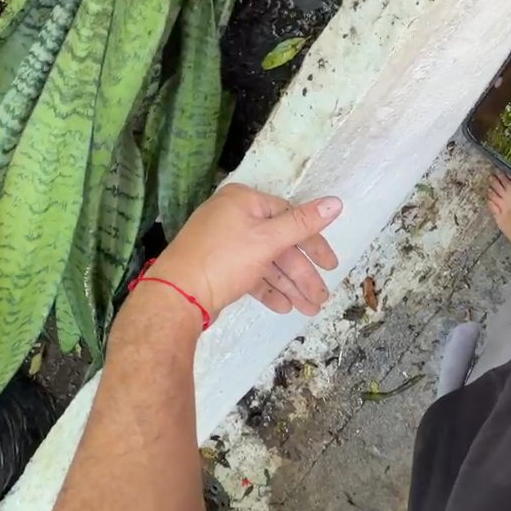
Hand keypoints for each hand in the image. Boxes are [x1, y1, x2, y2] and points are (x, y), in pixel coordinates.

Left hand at [143, 184, 342, 319]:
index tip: (331, 265)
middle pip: (280, 244)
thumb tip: (336, 202)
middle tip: (321, 297)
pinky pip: (251, 274)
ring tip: (308, 310)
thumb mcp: (268, 240)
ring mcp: (224, 243)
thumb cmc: (223, 260)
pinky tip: (284, 307)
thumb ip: (303, 223)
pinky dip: (268, 289)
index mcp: (244, 201)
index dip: (313, 243)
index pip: (290, 217)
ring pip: (267, 262)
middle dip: (302, 274)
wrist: (174, 297)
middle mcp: (234, 217)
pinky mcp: (219, 268)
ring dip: (289, 286)